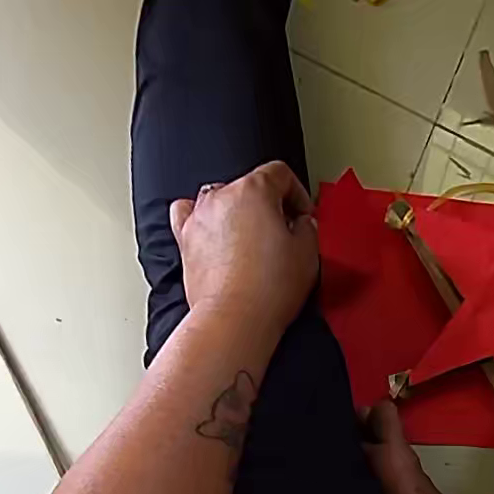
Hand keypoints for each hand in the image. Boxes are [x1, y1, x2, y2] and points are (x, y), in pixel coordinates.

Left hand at [170, 161, 318, 335]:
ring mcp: (199, 217)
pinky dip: (204, 221)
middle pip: (250, 187)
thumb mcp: (308, 254)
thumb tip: (302, 223)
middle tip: (285, 234)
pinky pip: (189, 217)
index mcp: (254, 191)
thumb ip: (308, 228)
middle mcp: (222, 196)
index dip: (298, 194)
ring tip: (254, 240)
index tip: (304, 216)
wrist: (236, 319)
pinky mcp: (185, 242)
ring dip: (240, 214)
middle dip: (270, 207)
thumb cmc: (270, 289)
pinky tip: (216, 235)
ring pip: (221, 200)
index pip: (280, 174)